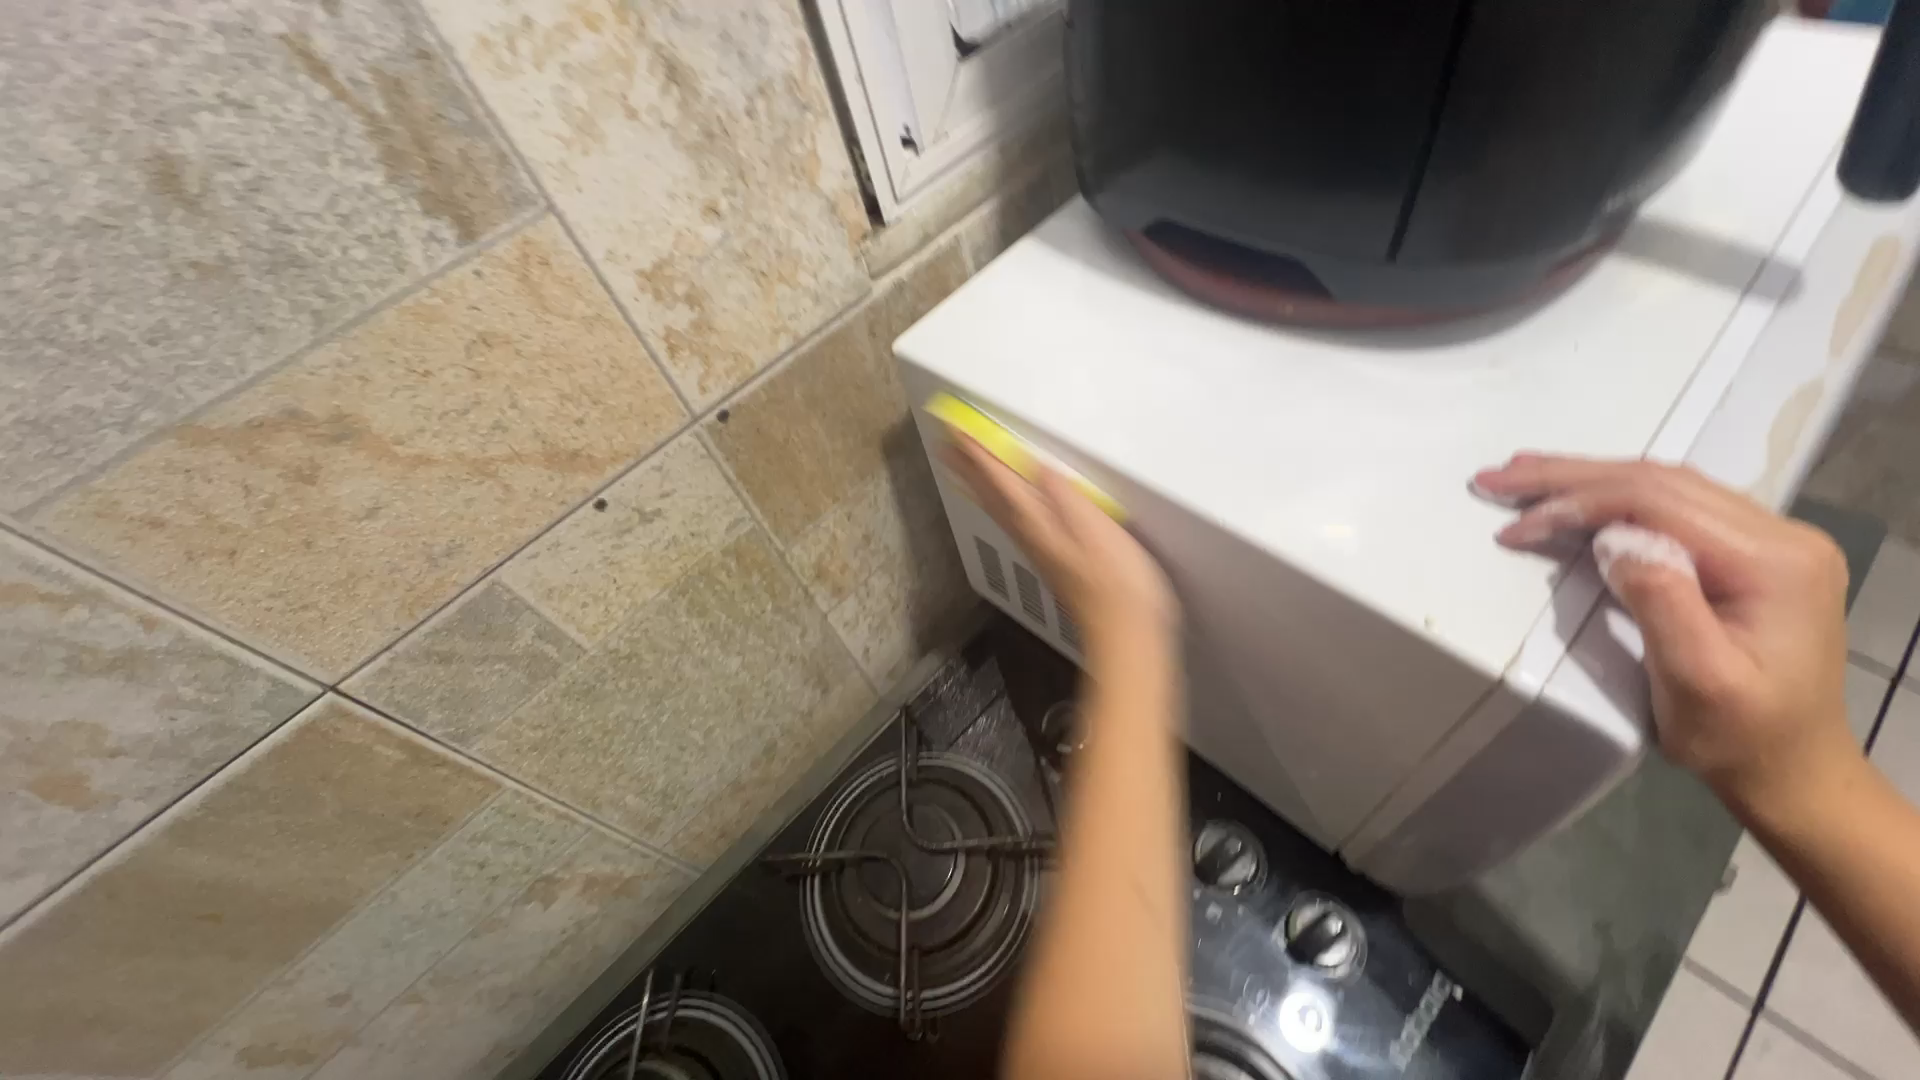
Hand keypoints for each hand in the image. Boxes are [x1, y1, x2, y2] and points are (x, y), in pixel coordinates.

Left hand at [942, 430, 1176, 651]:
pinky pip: (1012, 522)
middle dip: (969, 467)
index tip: (956, 429)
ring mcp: (1040, 549)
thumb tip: (1037, 466)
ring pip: (998, 509)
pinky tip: (1004, 506)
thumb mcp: (1097, 530)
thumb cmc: (1118, 582)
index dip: (980, 453)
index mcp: (1040, 523)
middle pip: (992, 494)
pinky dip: (999, 505)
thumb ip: (1065, 497)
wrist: (1125, 632)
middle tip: (945, 442)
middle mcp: (1032, 535)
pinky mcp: (1052, 560)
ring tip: (960, 467)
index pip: (1002, 481)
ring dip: (978, 484)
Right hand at [1472, 454, 1856, 815]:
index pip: (1654, 502)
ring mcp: (1767, 542)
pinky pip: (1669, 505)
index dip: (1575, 504)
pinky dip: (1610, 495)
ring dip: (1585, 479)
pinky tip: (1576, 495)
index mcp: (1770, 560)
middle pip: (1657, 481)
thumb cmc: (1738, 733)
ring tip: (1521, 474)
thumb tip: (1612, 539)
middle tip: (1497, 476)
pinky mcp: (1745, 555)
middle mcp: (1778, 536)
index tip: (1513, 528)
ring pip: (1661, 485)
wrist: (1791, 769)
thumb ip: (1660, 599)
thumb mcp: (1697, 676)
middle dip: (1567, 477)